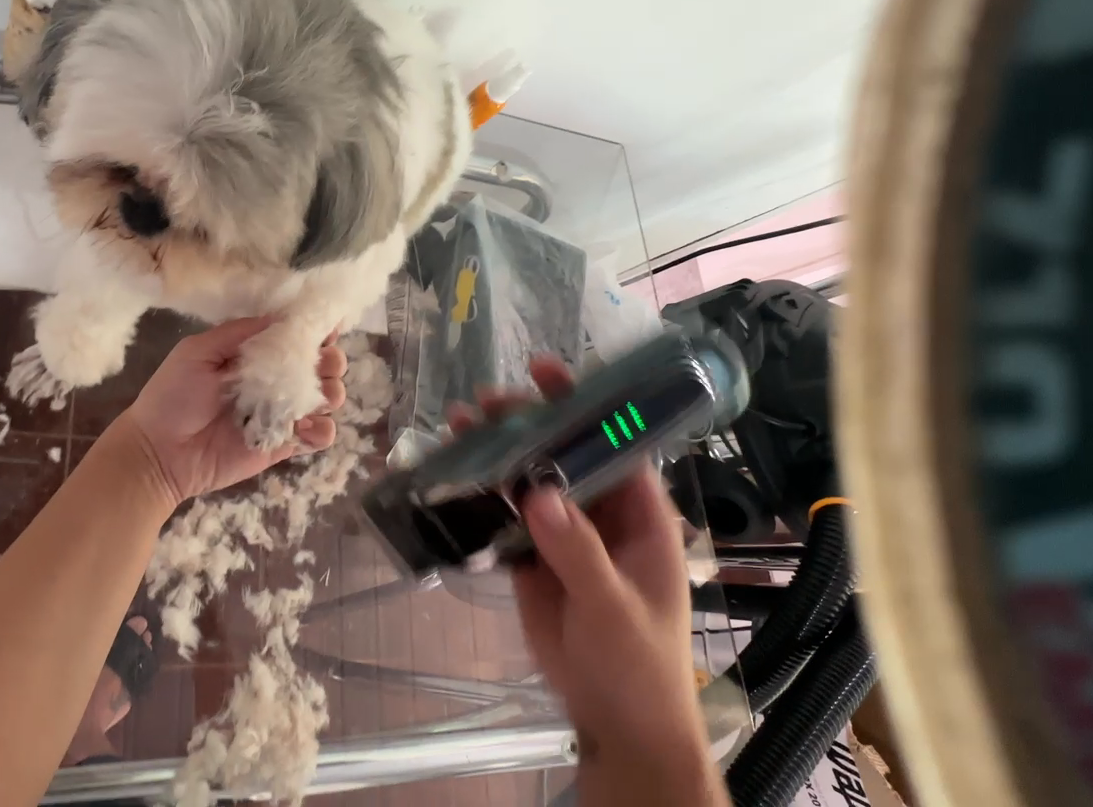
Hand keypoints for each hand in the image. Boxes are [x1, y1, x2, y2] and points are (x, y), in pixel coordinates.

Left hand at [113, 317, 347, 503]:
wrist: (159, 451)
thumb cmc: (173, 396)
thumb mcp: (198, 352)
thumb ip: (239, 333)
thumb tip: (283, 317)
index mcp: (253, 354)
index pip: (294, 337)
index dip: (315, 330)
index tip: (327, 328)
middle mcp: (273, 381)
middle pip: (319, 366)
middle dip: (331, 361)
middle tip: (325, 364)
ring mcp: (280, 413)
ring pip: (325, 399)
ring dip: (333, 393)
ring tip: (323, 396)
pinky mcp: (282, 444)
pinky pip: (316, 437)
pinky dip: (323, 430)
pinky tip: (307, 426)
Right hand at [450, 357, 724, 805]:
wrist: (612, 720)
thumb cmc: (637, 663)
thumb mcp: (613, 606)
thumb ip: (577, 551)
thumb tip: (536, 493)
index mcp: (640, 517)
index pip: (616, 444)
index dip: (585, 405)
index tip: (548, 372)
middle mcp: (601, 514)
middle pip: (563, 452)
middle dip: (528, 421)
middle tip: (487, 398)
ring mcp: (563, 533)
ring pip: (529, 477)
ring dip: (497, 449)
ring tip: (458, 418)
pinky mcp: (532, 556)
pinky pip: (505, 513)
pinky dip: (480, 490)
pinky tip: (452, 468)